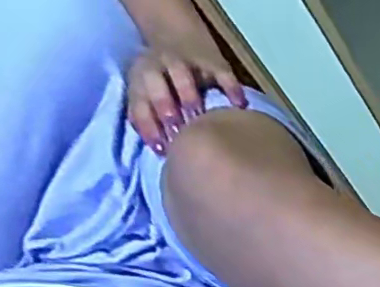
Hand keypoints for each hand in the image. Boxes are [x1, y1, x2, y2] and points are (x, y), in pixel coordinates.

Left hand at [125, 41, 247, 152]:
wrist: (178, 39)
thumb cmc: (166, 86)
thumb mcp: (150, 99)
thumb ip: (152, 122)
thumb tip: (162, 154)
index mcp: (141, 80)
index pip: (140, 102)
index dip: (149, 125)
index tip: (163, 149)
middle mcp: (157, 66)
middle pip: (154, 82)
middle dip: (164, 106)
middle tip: (179, 131)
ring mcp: (184, 61)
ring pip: (179, 72)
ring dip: (188, 94)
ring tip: (203, 118)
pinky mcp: (211, 61)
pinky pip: (220, 73)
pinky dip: (230, 88)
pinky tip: (239, 106)